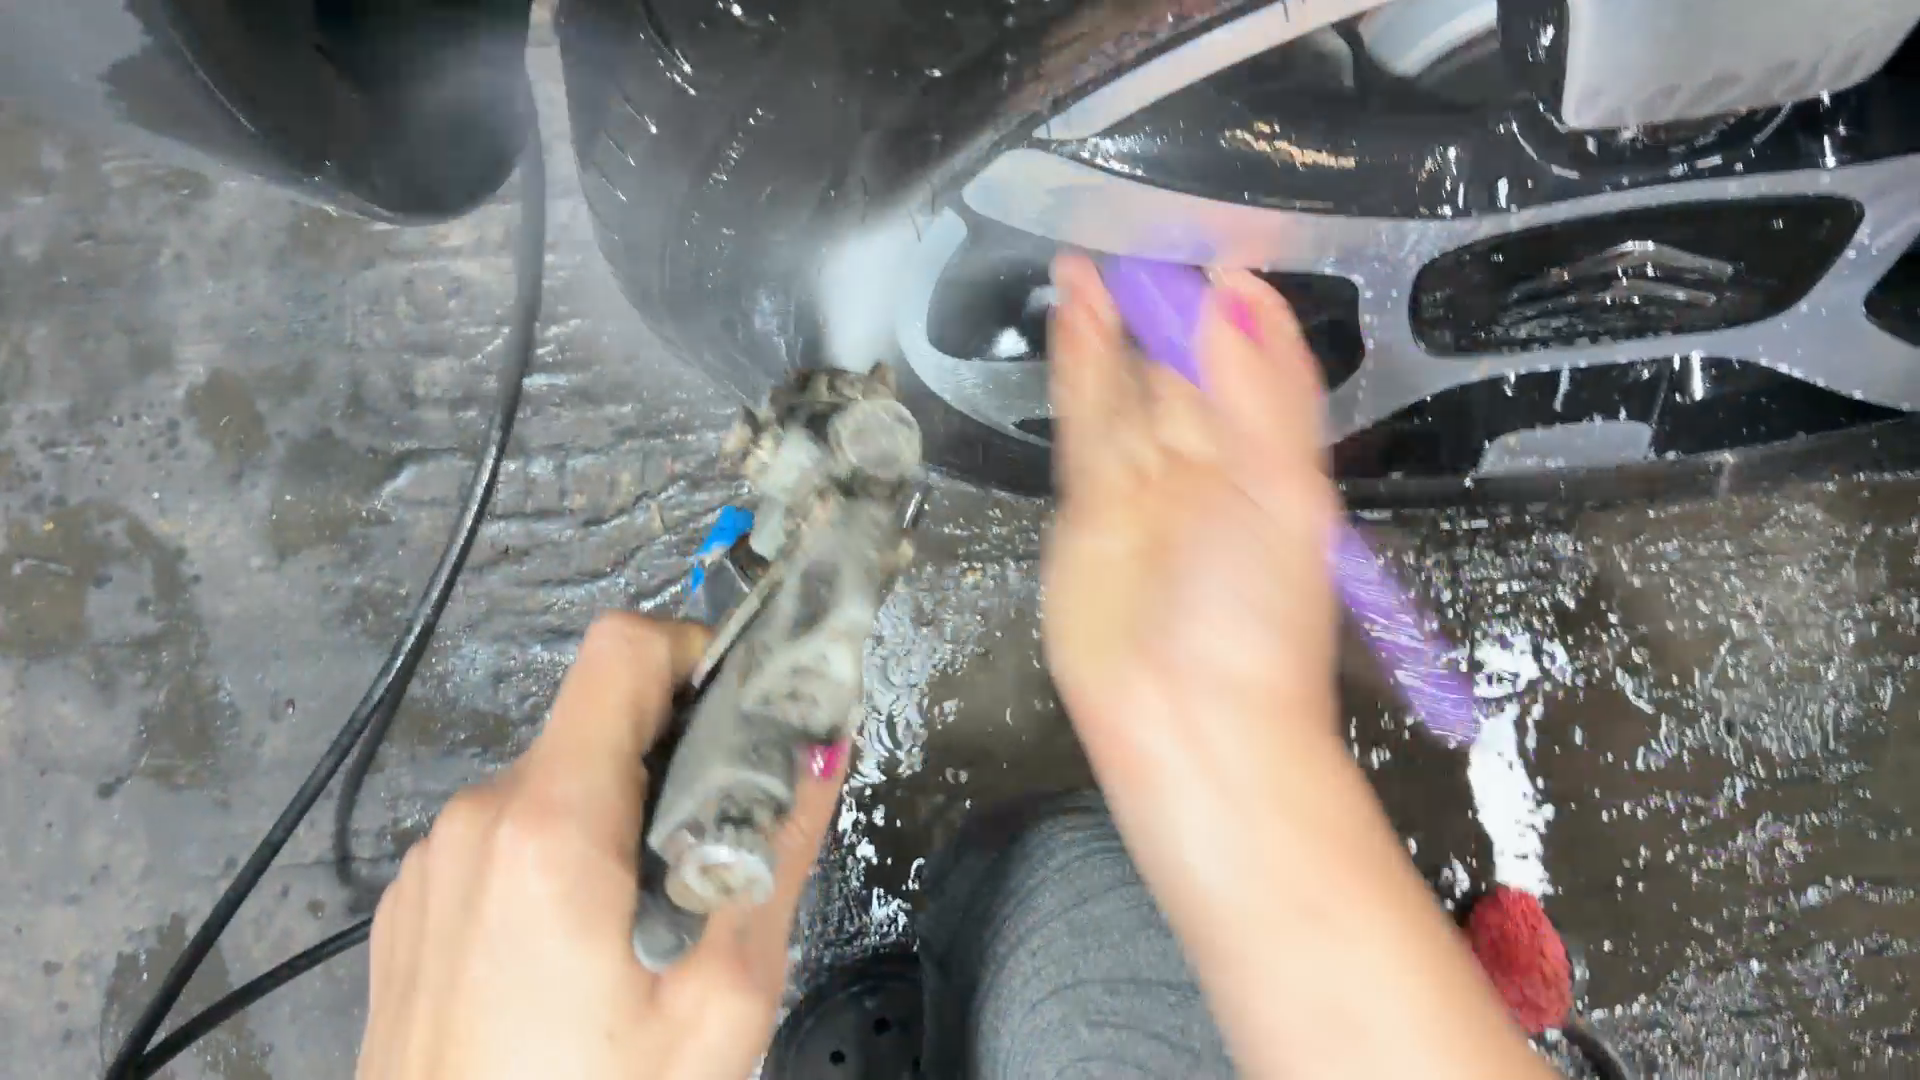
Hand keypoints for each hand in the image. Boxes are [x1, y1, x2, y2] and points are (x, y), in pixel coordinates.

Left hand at [358, 613, 847, 1079]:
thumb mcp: (729, 991)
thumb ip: (783, 845)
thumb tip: (827, 741)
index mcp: (550, 823)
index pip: (624, 649)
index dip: (697, 654)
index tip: (745, 715)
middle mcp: (477, 816)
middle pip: (601, 713)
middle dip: (679, 746)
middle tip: (727, 831)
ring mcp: (434, 859)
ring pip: (564, 770)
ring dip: (629, 802)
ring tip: (661, 903)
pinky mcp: (416, 901)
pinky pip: (517, 825)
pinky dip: (574, 843)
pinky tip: (589, 938)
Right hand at [1042, 258, 1553, 1079]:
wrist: (1192, 726)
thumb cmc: (1256, 617)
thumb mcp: (1282, 492)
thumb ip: (1262, 390)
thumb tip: (1238, 293)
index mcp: (1263, 463)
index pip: (1240, 366)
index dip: (1220, 307)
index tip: (1205, 245)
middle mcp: (1203, 469)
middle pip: (1175, 371)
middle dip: (1156, 309)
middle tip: (1137, 241)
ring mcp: (1139, 487)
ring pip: (1122, 389)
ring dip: (1109, 329)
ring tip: (1093, 265)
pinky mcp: (1084, 509)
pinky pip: (1083, 424)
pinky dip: (1077, 369)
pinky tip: (1075, 321)